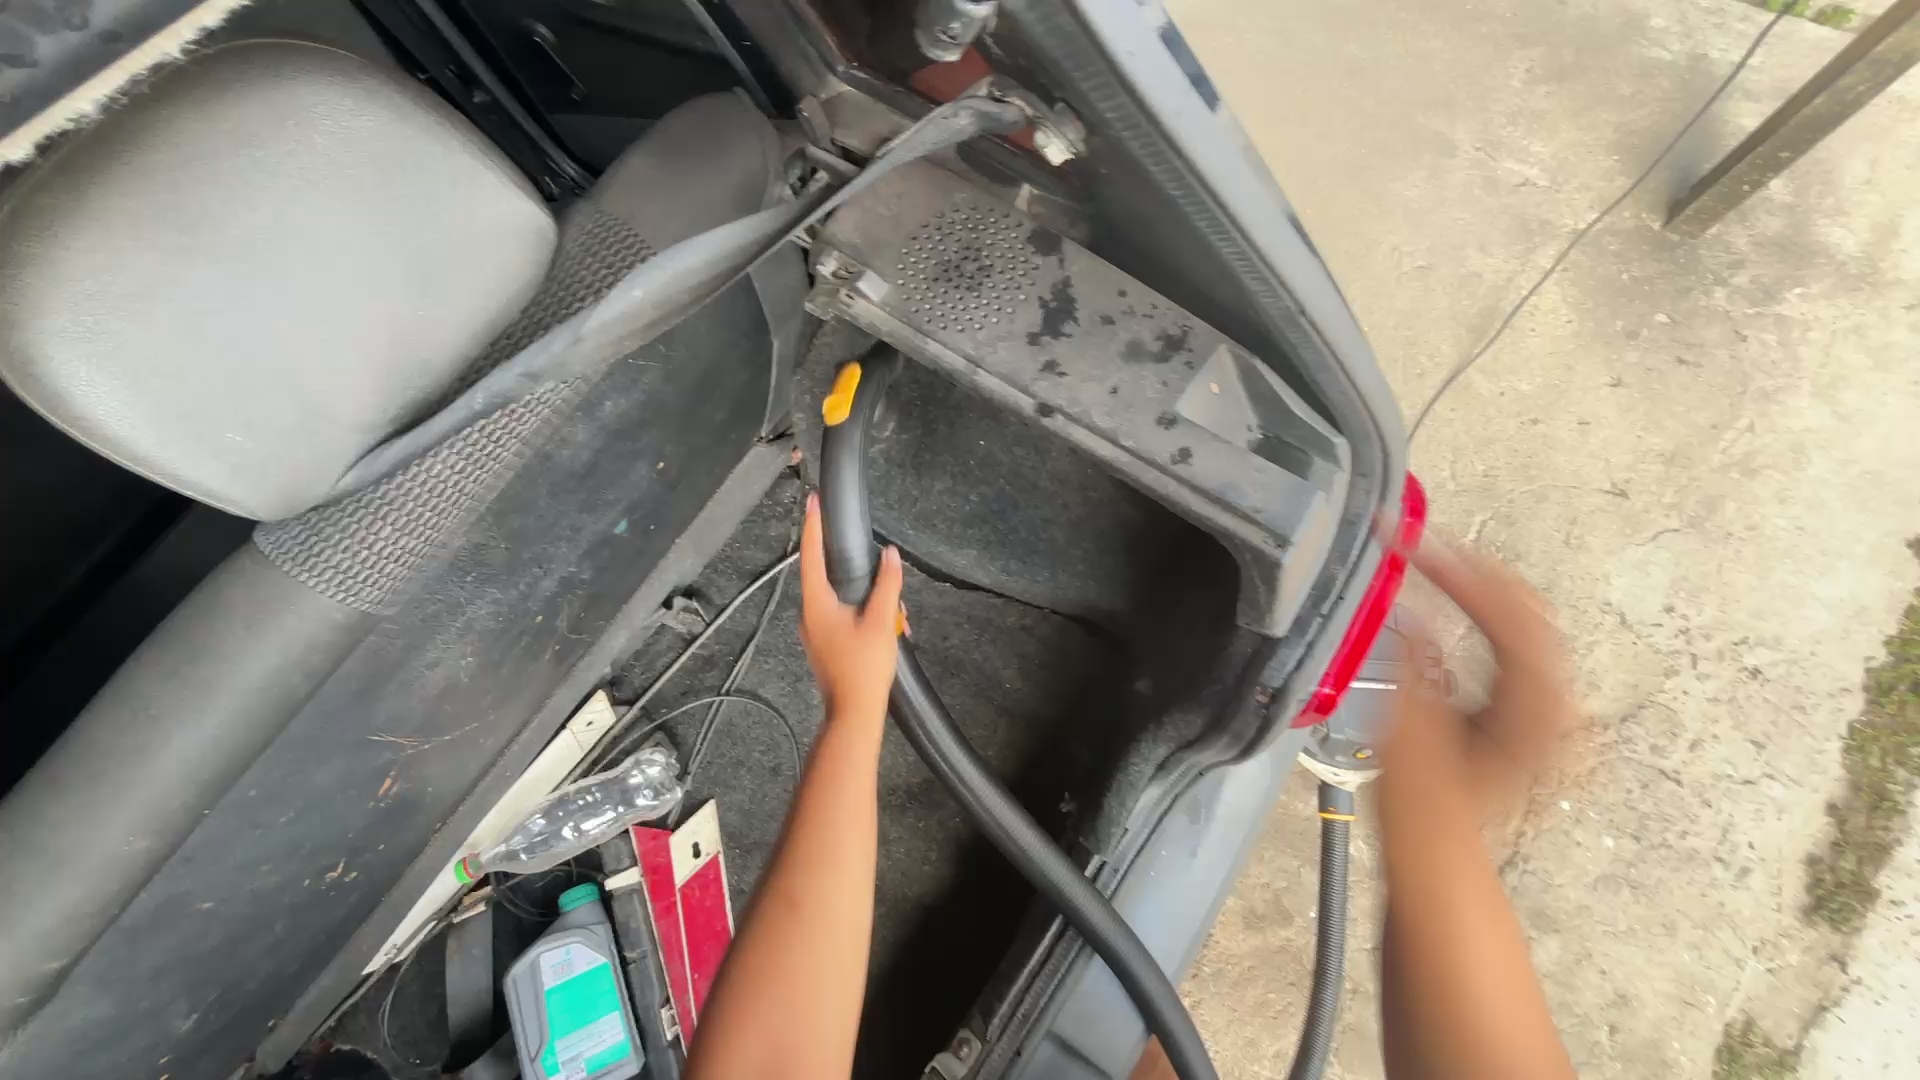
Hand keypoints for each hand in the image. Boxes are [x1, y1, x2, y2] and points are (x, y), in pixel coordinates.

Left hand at [798, 492, 904, 722]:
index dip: (813, 525)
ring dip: (868, 597)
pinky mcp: (825, 643)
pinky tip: (888, 625)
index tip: (813, 500)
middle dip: (857, 569)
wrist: (854, 713)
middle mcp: (809, 614)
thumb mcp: (881, 622)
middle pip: (828, 576)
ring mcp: (815, 630)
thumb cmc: (864, 667)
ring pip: (840, 598)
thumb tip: (891, 555)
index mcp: (816, 603)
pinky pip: (843, 615)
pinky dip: (864, 612)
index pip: (811, 555)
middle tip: (879, 564)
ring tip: (895, 614)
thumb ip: (886, 585)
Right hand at [1381, 538, 1572, 819]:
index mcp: (1535, 713)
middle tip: (1421, 539)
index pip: (1509, 620)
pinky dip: (1482, 609)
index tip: (1413, 543)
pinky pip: (1514, 640)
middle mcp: (1556, 705)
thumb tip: (1418, 616)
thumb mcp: (1411, 738)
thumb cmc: (1426, 808)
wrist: (1442, 853)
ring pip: (1526, 622)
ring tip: (1434, 555)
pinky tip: (1455, 594)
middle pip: (1529, 613)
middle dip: (1474, 568)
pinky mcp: (1527, 708)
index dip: (1460, 574)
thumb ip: (1420, 674)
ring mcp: (1547, 706)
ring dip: (1478, 584)